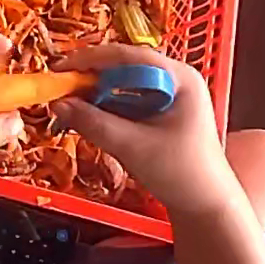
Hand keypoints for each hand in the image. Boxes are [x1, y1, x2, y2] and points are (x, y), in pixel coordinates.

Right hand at [50, 45, 245, 215]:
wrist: (207, 207)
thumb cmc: (181, 174)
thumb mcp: (133, 147)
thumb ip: (94, 123)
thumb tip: (57, 104)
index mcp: (179, 78)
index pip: (128, 56)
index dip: (91, 59)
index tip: (60, 68)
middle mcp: (175, 78)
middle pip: (124, 66)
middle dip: (90, 76)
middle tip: (59, 86)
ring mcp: (168, 94)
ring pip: (122, 83)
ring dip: (95, 92)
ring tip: (66, 101)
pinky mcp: (160, 111)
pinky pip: (126, 99)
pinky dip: (105, 105)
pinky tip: (85, 114)